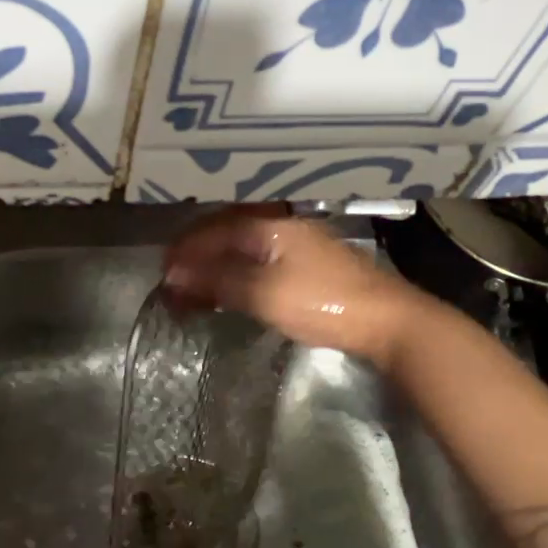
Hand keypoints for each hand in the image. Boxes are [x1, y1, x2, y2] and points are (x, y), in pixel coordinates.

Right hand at [161, 208, 430, 365]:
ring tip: (191, 296)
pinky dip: (235, 279)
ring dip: (214, 272)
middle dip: (196, 259)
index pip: (215, 230)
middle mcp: (283, 229)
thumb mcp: (264, 293)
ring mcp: (298, 249)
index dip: (185, 251)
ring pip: (243, 253)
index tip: (161, 275)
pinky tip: (227, 296)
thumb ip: (218, 280)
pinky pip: (258, 267)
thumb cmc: (323, 303)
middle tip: (172, 287)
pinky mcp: (307, 271)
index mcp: (271, 226)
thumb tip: (175, 274)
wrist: (386, 321)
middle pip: (227, 237)